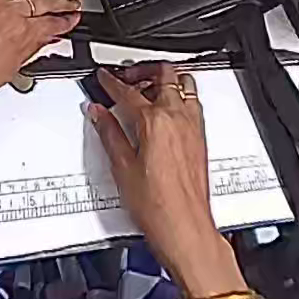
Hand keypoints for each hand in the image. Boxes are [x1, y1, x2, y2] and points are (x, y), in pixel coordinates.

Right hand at [87, 64, 237, 293]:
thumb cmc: (158, 207)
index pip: (127, 91)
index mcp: (154, 121)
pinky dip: (179, 93)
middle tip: (126, 76)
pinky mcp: (200, 134)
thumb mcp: (122, 169)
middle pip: (161, 73)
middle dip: (141, 70)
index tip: (104, 78)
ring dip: (164, 77)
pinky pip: (193, 99)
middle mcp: (176, 116)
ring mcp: (192, 123)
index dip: (111, 82)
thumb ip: (109, 133)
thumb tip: (98, 113)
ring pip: (182, 81)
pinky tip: (169, 105)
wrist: (186, 229)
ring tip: (148, 85)